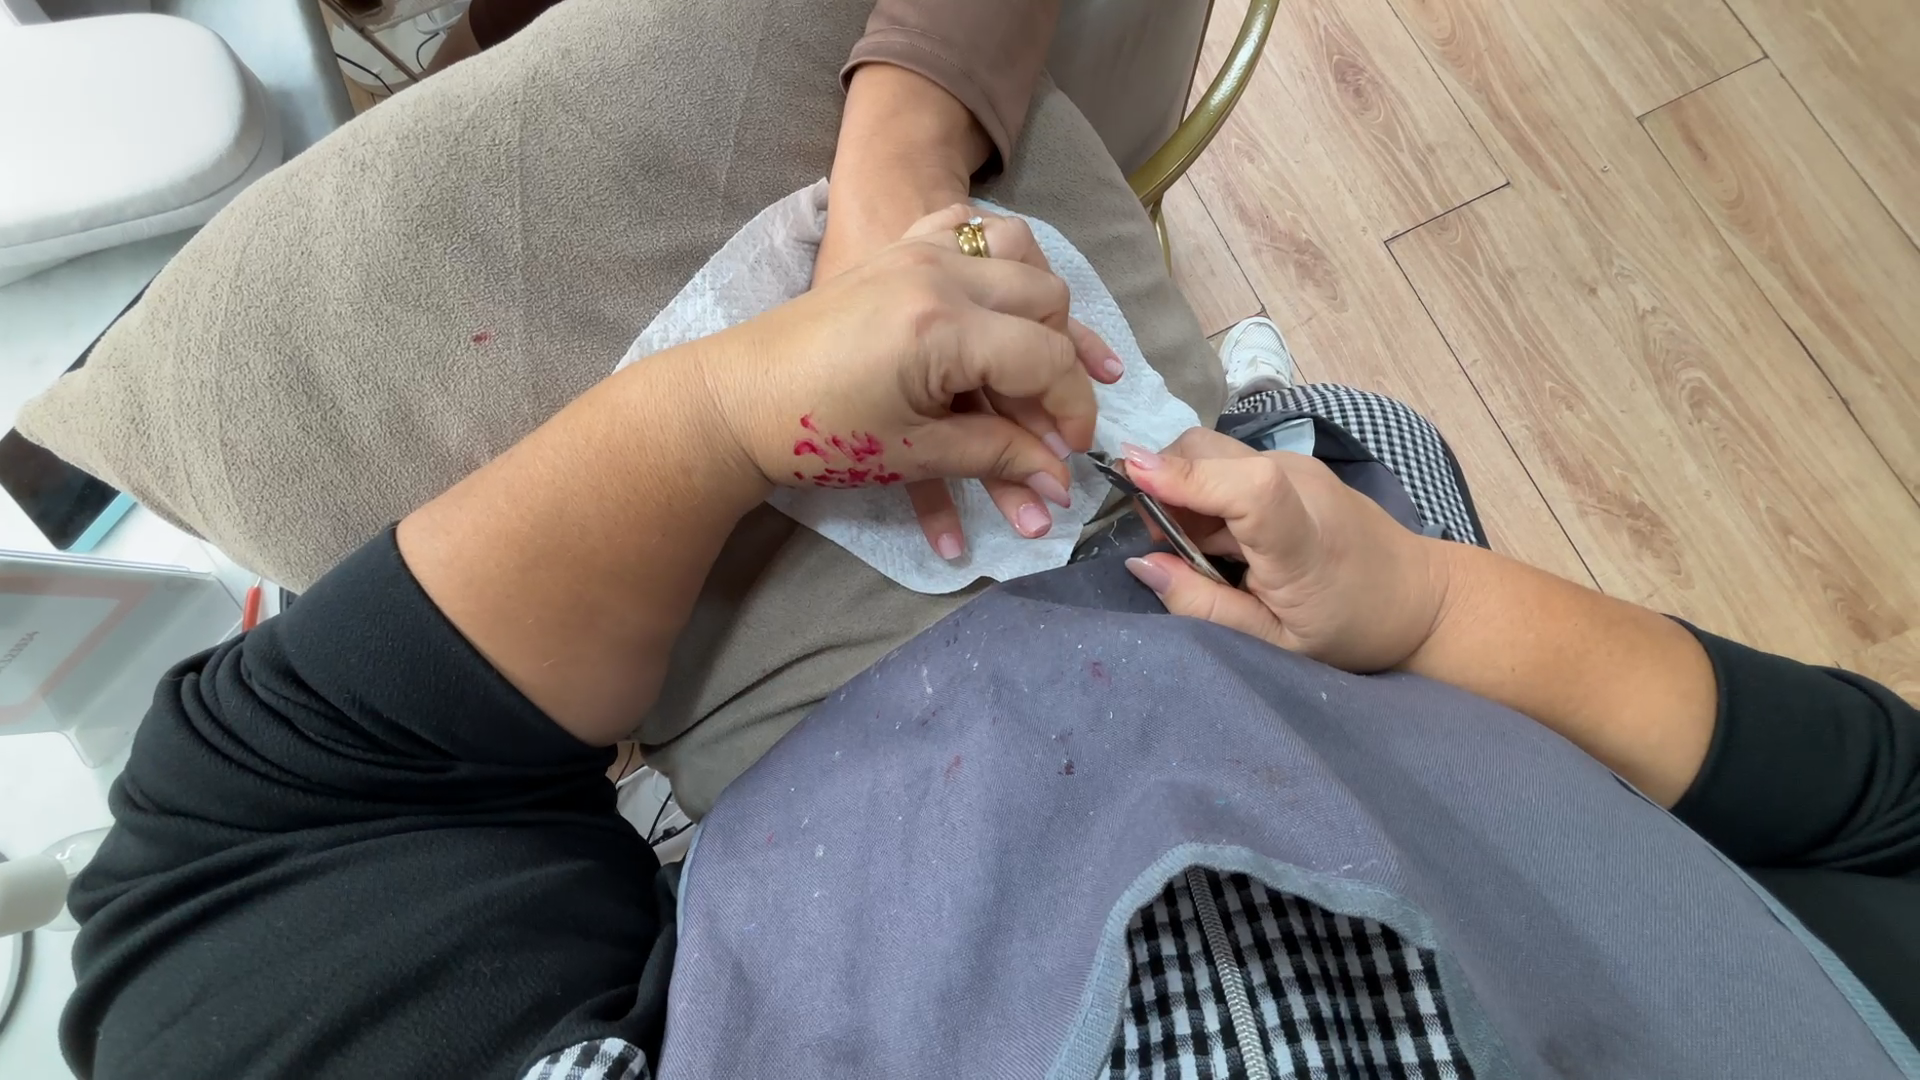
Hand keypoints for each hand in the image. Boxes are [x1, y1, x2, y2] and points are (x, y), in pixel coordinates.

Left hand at [701, 207, 1104, 525]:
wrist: (736, 397)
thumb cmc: (817, 434)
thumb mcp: (913, 453)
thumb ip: (997, 457)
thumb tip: (1059, 483)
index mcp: (943, 327)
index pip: (1047, 359)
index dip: (1073, 412)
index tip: (1071, 456)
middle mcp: (941, 271)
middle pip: (1049, 300)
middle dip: (1064, 365)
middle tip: (1048, 422)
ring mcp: (919, 249)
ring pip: (1023, 252)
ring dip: (1043, 305)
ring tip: (1037, 360)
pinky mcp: (900, 248)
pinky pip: (973, 226)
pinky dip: (1001, 258)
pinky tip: (999, 296)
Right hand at [1119, 428, 1452, 672]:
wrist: (1419, 597)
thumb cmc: (1350, 628)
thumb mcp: (1275, 642)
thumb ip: (1204, 605)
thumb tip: (1141, 564)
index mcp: (1302, 542)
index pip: (1248, 489)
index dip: (1186, 477)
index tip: (1131, 472)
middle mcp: (1300, 486)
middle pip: (1211, 452)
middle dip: (1165, 480)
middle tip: (1162, 538)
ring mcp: (1298, 468)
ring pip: (1211, 453)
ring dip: (1181, 489)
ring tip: (1196, 546)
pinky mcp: (1290, 466)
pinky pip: (1226, 464)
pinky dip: (1202, 491)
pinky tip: (1220, 535)